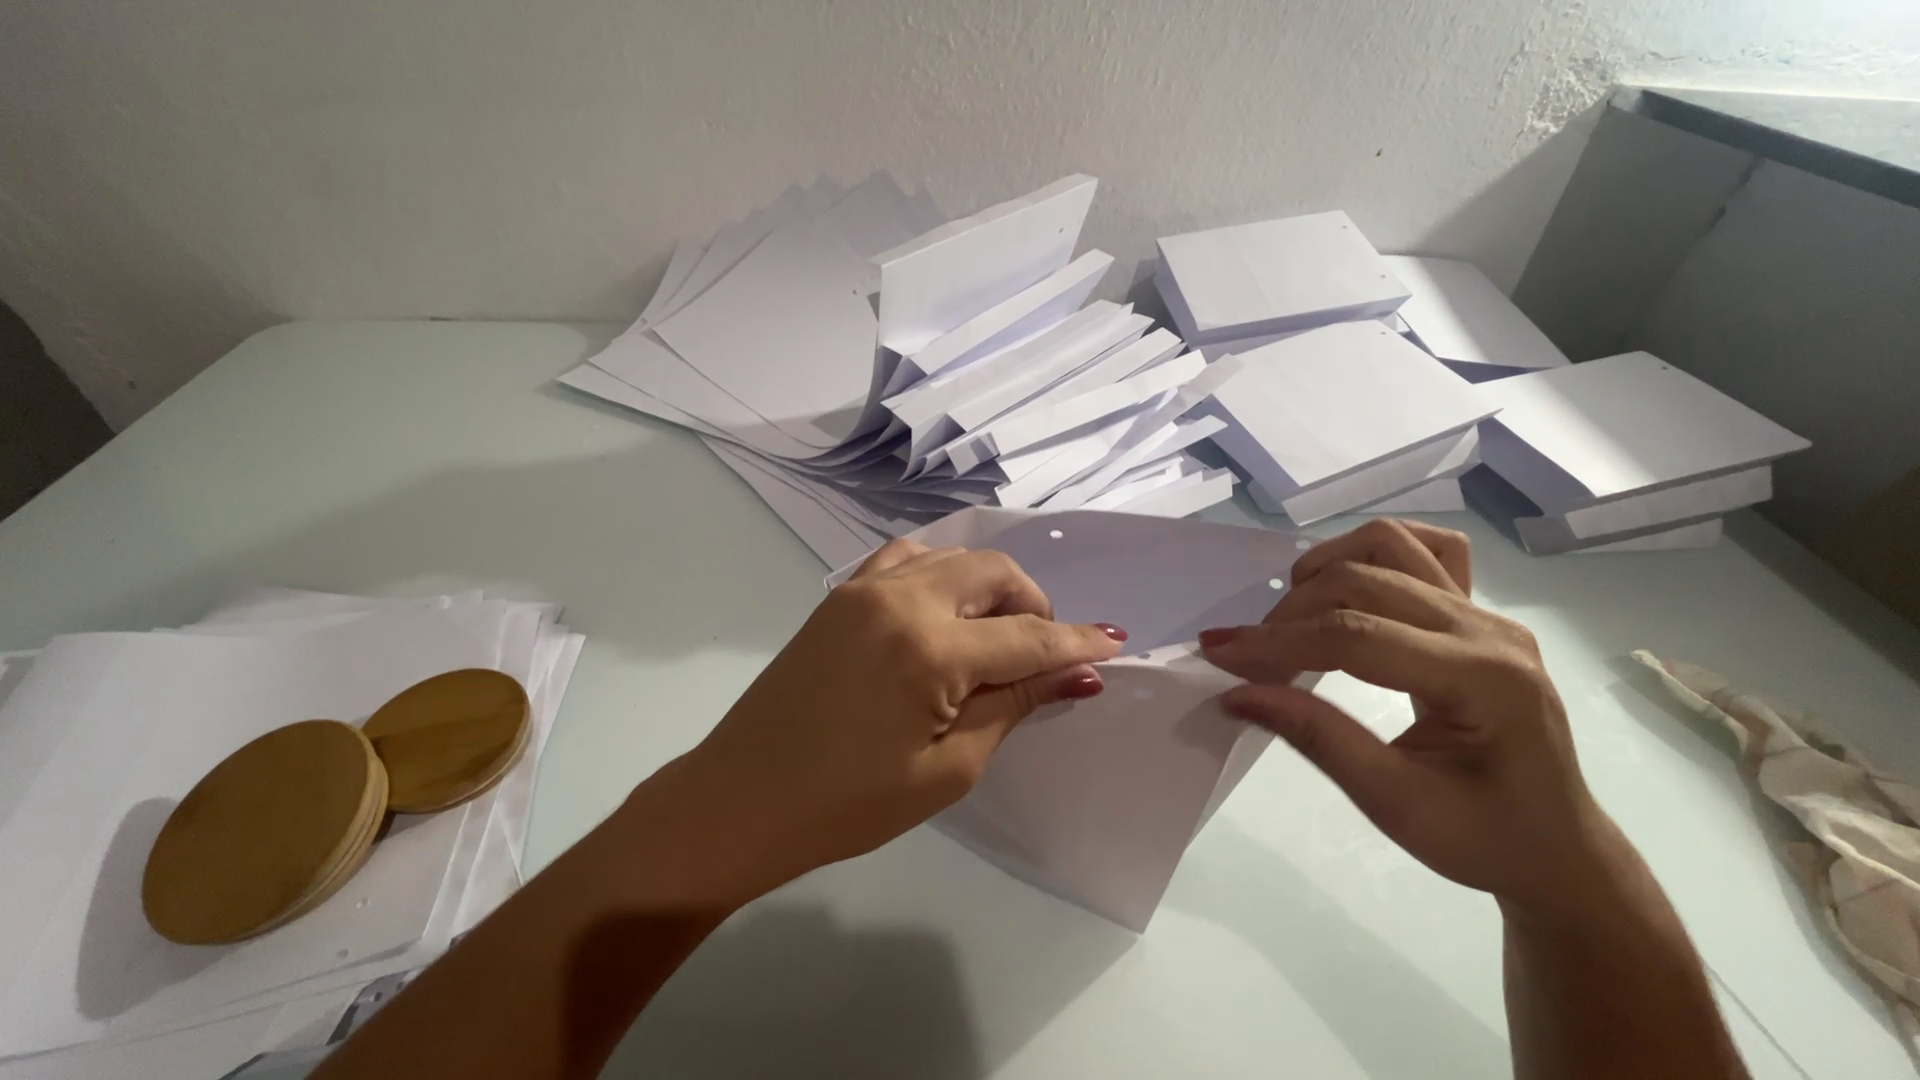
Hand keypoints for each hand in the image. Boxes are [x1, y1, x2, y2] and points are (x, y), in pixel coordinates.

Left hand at [640, 538, 1124, 904]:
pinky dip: (942, 572)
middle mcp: (902, 598)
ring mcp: (864, 588)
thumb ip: (1014, 707)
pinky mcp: (840, 594)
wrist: (742, 799)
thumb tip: (1077, 675)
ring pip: (954, 556)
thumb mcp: (948, 769)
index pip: (1028, 637)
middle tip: (1046, 653)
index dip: (1077, 642)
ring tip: (997, 634)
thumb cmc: (848, 804)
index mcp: (932, 648)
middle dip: (1035, 605)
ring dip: (991, 585)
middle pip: (995, 574)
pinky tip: (945, 609)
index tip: (1115, 643)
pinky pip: (907, 559)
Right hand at [1199, 519, 1616, 914]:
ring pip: (1391, 547)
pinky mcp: (1479, 613)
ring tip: (1292, 620)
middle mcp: (1489, 629)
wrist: (1557, 852)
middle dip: (1291, 613)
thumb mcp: (1393, 802)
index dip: (1277, 641)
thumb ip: (1316, 738)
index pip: (1356, 635)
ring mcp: (1489, 613)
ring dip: (1326, 571)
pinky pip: (1425, 552)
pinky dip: (1372, 555)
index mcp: (1482, 679)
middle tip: (1250, 660)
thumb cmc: (1481, 839)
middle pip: (1364, 582)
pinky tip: (1347, 587)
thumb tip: (1236, 693)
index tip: (1217, 654)